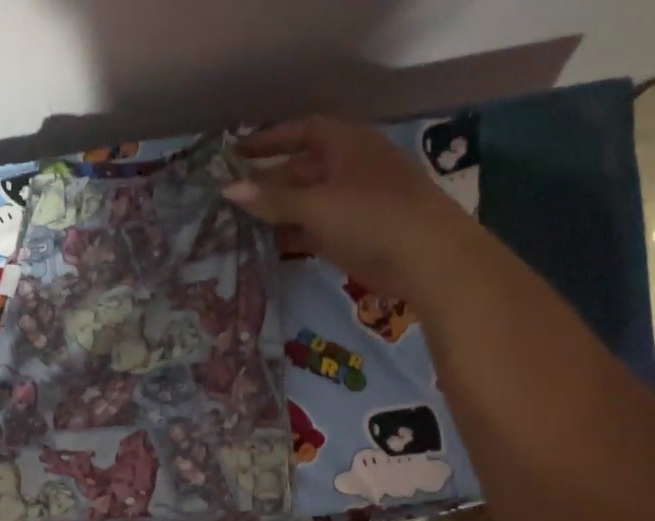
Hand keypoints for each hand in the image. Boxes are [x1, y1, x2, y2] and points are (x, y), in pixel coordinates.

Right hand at [224, 117, 487, 299]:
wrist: (425, 256)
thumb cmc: (371, 216)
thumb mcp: (316, 204)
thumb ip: (272, 199)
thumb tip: (228, 189)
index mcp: (347, 145)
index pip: (304, 131)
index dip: (270, 139)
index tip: (236, 152)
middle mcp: (349, 167)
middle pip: (301, 167)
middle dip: (268, 179)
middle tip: (230, 193)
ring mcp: (352, 201)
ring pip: (305, 199)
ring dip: (275, 208)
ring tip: (238, 220)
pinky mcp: (351, 232)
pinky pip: (313, 226)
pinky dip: (290, 232)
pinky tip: (265, 242)